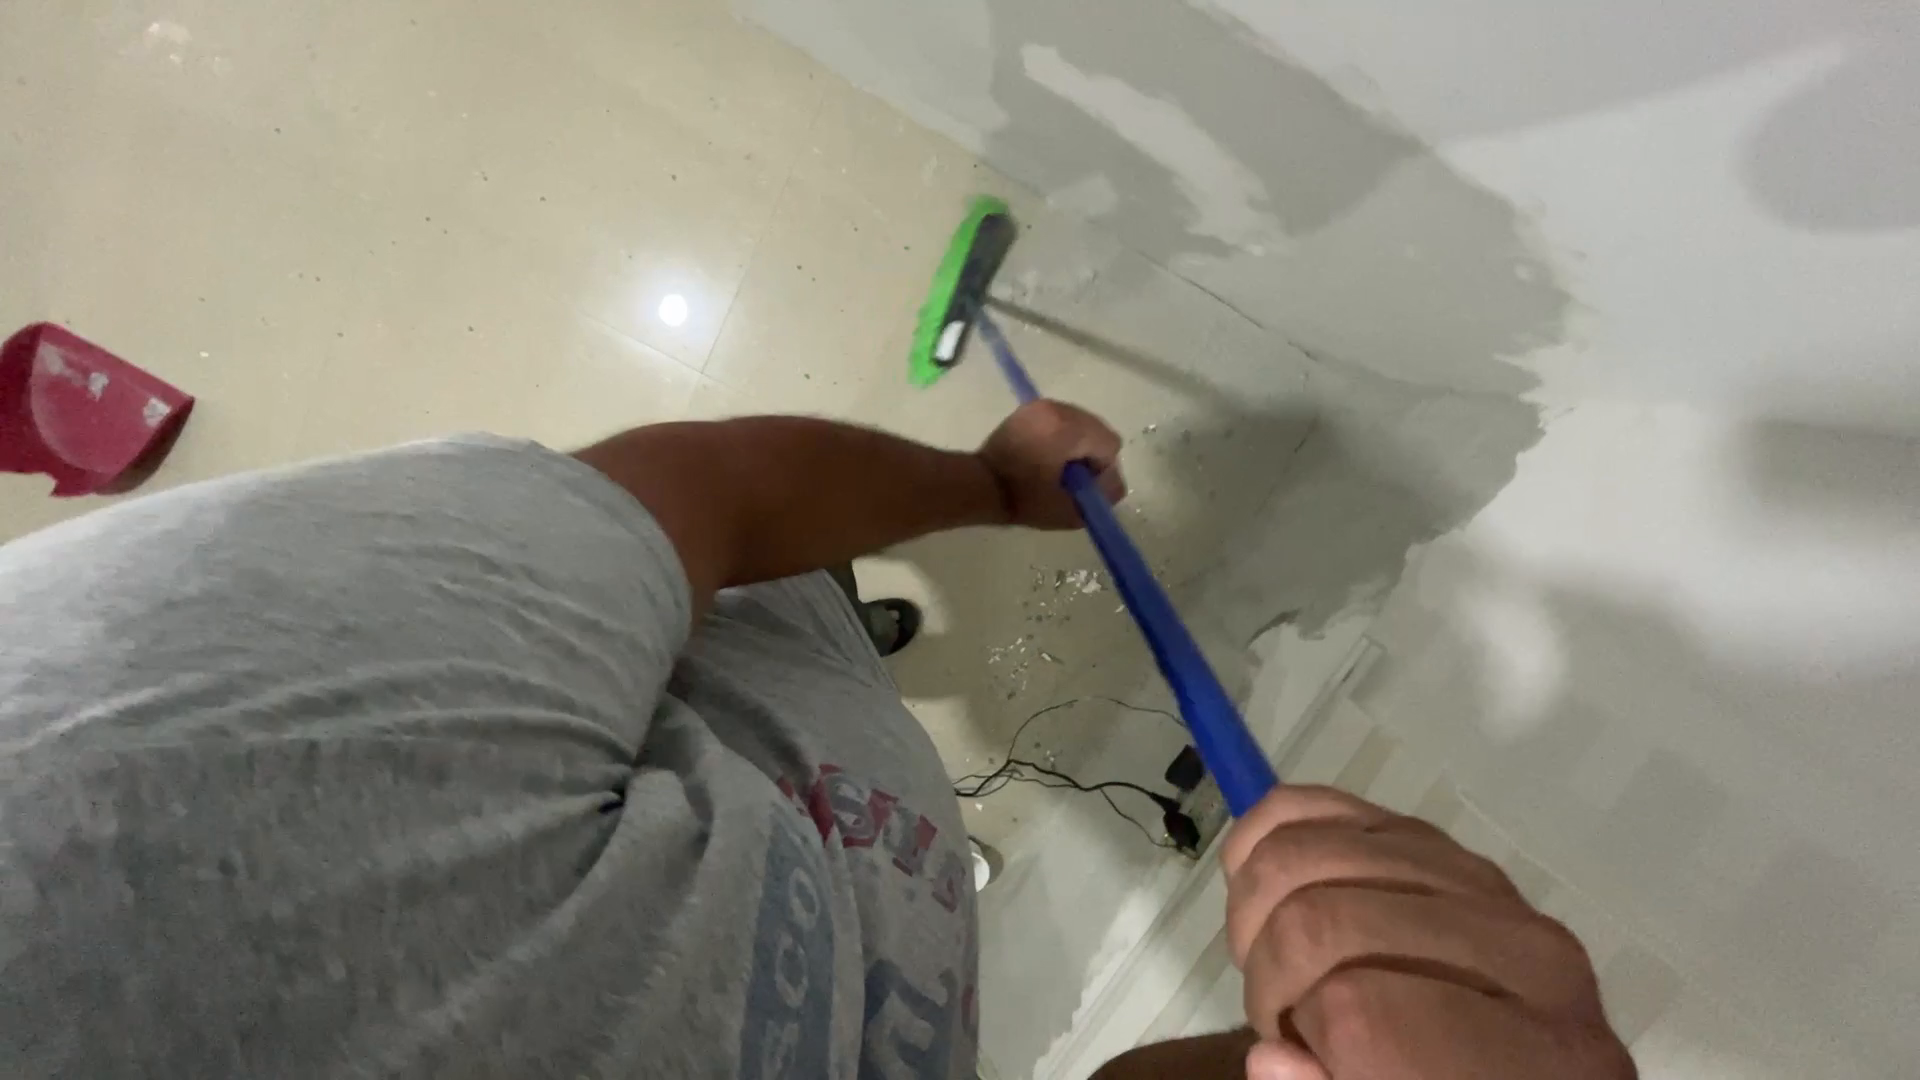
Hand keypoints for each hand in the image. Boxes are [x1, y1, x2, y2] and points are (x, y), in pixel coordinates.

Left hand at [976, 400, 1125, 529]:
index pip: (1109, 445)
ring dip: (1076, 447)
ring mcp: (1040, 407)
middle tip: (1072, 481)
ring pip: (1079, 425)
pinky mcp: (1027, 411)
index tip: (1084, 488)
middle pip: (1095, 431)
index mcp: (1068, 427)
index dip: (1103, 471)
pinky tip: (1046, 460)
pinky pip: (1059, 423)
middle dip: (1091, 456)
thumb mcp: (1069, 509)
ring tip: (1057, 471)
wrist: (979, 486)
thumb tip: (1114, 487)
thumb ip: (1101, 497)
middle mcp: (1057, 408)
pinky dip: (1061, 439)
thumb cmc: (1023, 498)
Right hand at [1221, 786, 1634, 1079]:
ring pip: (1301, 851)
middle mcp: (1509, 939)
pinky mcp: (1415, 831)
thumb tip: (1270, 1057)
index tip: (1290, 1045)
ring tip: (1267, 954)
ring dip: (1252, 906)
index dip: (1297, 1023)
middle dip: (1265, 965)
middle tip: (1272, 1008)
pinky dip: (1258, 839)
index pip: (1361, 1009)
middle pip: (1320, 919)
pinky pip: (1307, 805)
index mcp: (1532, 1050)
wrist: (1521, 1066)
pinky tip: (1257, 888)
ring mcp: (1459, 868)